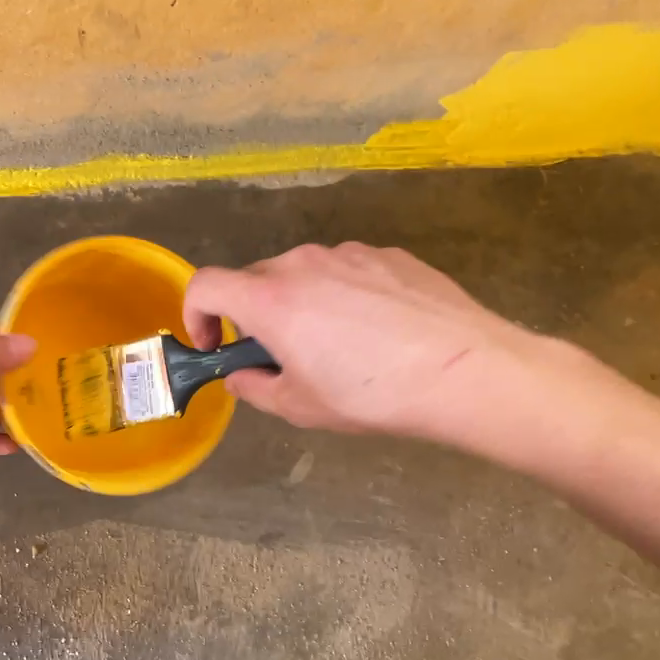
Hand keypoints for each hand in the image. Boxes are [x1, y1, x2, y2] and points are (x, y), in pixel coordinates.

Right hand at [184, 242, 611, 454]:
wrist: (464, 370)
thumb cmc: (370, 394)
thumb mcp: (301, 406)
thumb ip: (256, 388)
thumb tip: (242, 376)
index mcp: (270, 299)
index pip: (205, 284)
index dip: (195, 313)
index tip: (213, 344)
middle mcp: (303, 263)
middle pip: (256, 279)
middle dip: (253, 314)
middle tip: (279, 355)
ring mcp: (350, 253)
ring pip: (304, 274)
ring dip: (300, 303)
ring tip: (336, 345)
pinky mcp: (391, 255)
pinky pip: (347, 271)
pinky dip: (343, 295)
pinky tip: (377, 331)